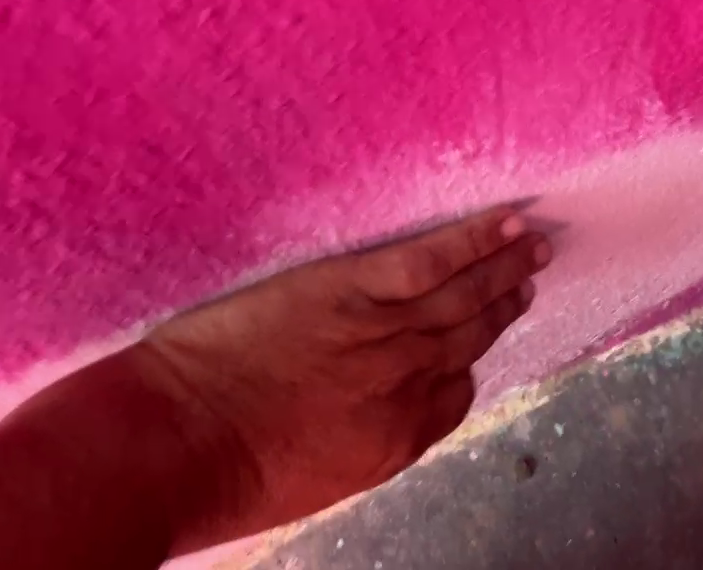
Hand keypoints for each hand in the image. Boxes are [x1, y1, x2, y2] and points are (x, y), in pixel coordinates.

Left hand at [129, 200, 550, 550]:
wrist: (168, 445)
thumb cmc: (223, 473)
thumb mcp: (311, 479)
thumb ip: (361, 440)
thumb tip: (383, 408)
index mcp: (394, 439)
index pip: (455, 395)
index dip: (472, 361)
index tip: (482, 337)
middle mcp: (406, 384)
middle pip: (469, 337)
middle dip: (505, 305)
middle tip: (533, 277)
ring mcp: (384, 333)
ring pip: (461, 295)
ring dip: (504, 267)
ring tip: (534, 245)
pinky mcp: (355, 289)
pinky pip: (429, 261)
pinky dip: (473, 241)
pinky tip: (505, 222)